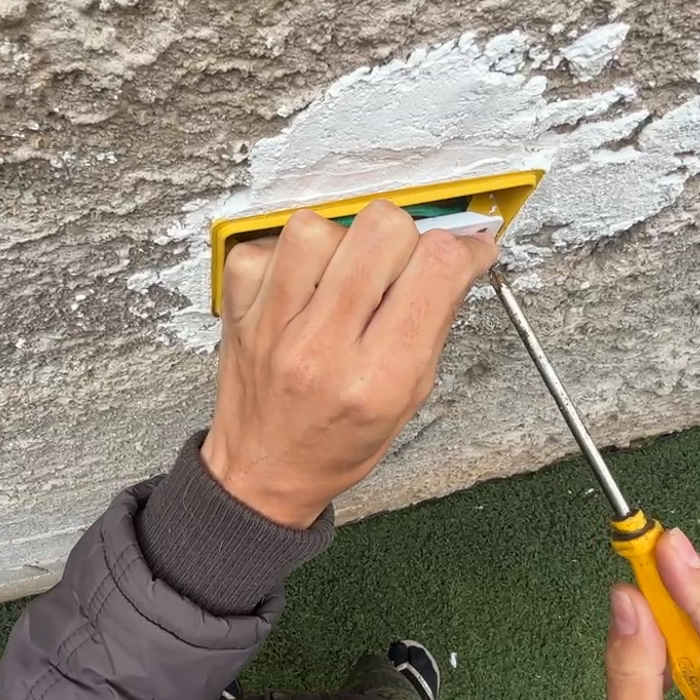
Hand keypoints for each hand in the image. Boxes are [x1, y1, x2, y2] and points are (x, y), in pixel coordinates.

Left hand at [201, 201, 496, 526]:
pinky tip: (300, 286)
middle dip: (404, 238)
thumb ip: (433, 323)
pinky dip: (287, 256)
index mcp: (378, 379)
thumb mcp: (407, 400)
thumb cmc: (334, 444)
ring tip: (342, 277)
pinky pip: (264, 245)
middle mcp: (322, 348)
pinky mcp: (237, 311)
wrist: (262, 472)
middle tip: (397, 267)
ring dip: (340, 241)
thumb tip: (458, 255)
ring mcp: (272, 327)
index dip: (461, 247)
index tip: (461, 250)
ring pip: (317, 227)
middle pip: (381, 229)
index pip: (435, 268)